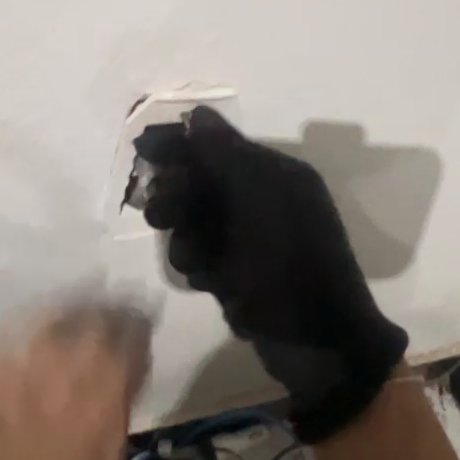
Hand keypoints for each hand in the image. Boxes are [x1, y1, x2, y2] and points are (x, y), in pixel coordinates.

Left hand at [0, 305, 150, 459]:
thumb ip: (116, 420)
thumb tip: (129, 375)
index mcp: (93, 414)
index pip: (124, 347)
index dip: (137, 325)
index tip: (144, 316)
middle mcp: (54, 388)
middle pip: (86, 326)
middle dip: (105, 307)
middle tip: (115, 300)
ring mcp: (9, 384)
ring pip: (44, 325)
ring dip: (66, 307)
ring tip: (79, 298)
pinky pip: (0, 341)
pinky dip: (20, 326)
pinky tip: (30, 321)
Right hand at [134, 106, 406, 441]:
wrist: (317, 345)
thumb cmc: (291, 264)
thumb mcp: (261, 201)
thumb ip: (226, 156)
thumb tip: (197, 114)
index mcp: (277, 175)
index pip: (218, 146)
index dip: (180, 145)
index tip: (143, 150)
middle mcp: (263, 201)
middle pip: (199, 184)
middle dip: (177, 198)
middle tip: (160, 214)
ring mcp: (249, 240)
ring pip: (193, 224)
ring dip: (187, 240)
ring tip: (202, 261)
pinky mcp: (237, 274)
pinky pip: (201, 258)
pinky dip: (200, 267)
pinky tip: (213, 283)